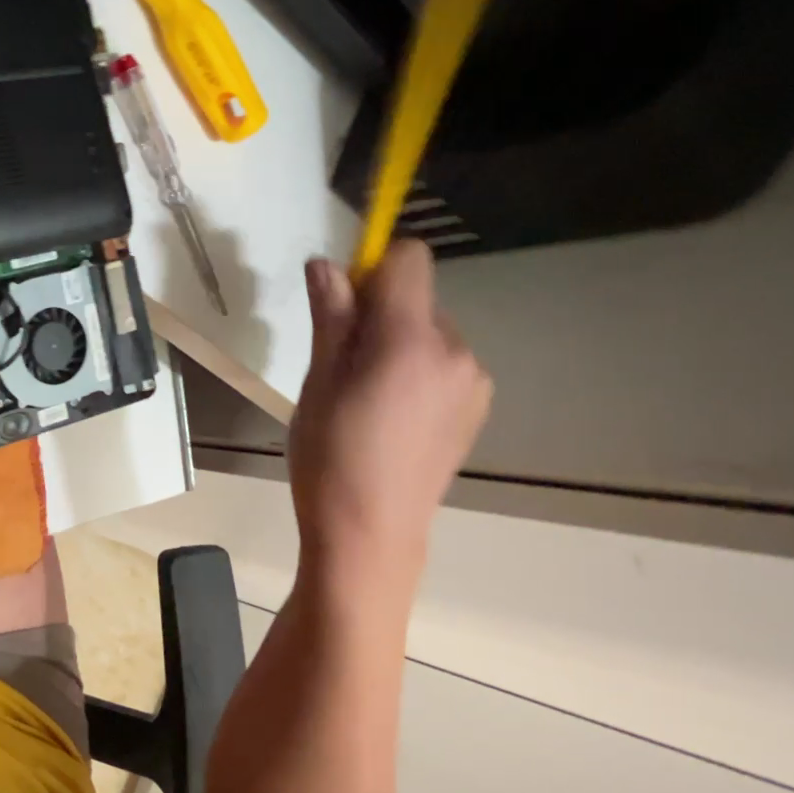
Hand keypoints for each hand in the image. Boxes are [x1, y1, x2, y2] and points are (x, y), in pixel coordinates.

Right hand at [288, 240, 491, 597]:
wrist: (370, 533)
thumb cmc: (329, 457)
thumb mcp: (317, 384)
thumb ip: (332, 317)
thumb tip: (326, 263)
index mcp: (410, 341)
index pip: (408, 259)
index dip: (371, 266)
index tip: (340, 301)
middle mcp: (455, 351)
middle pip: (417, 298)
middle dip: (380, 314)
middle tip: (340, 365)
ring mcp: (473, 382)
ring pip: (429, 333)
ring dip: (397, 345)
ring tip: (365, 398)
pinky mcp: (476, 407)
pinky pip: (443, 364)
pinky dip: (416, 372)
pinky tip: (391, 417)